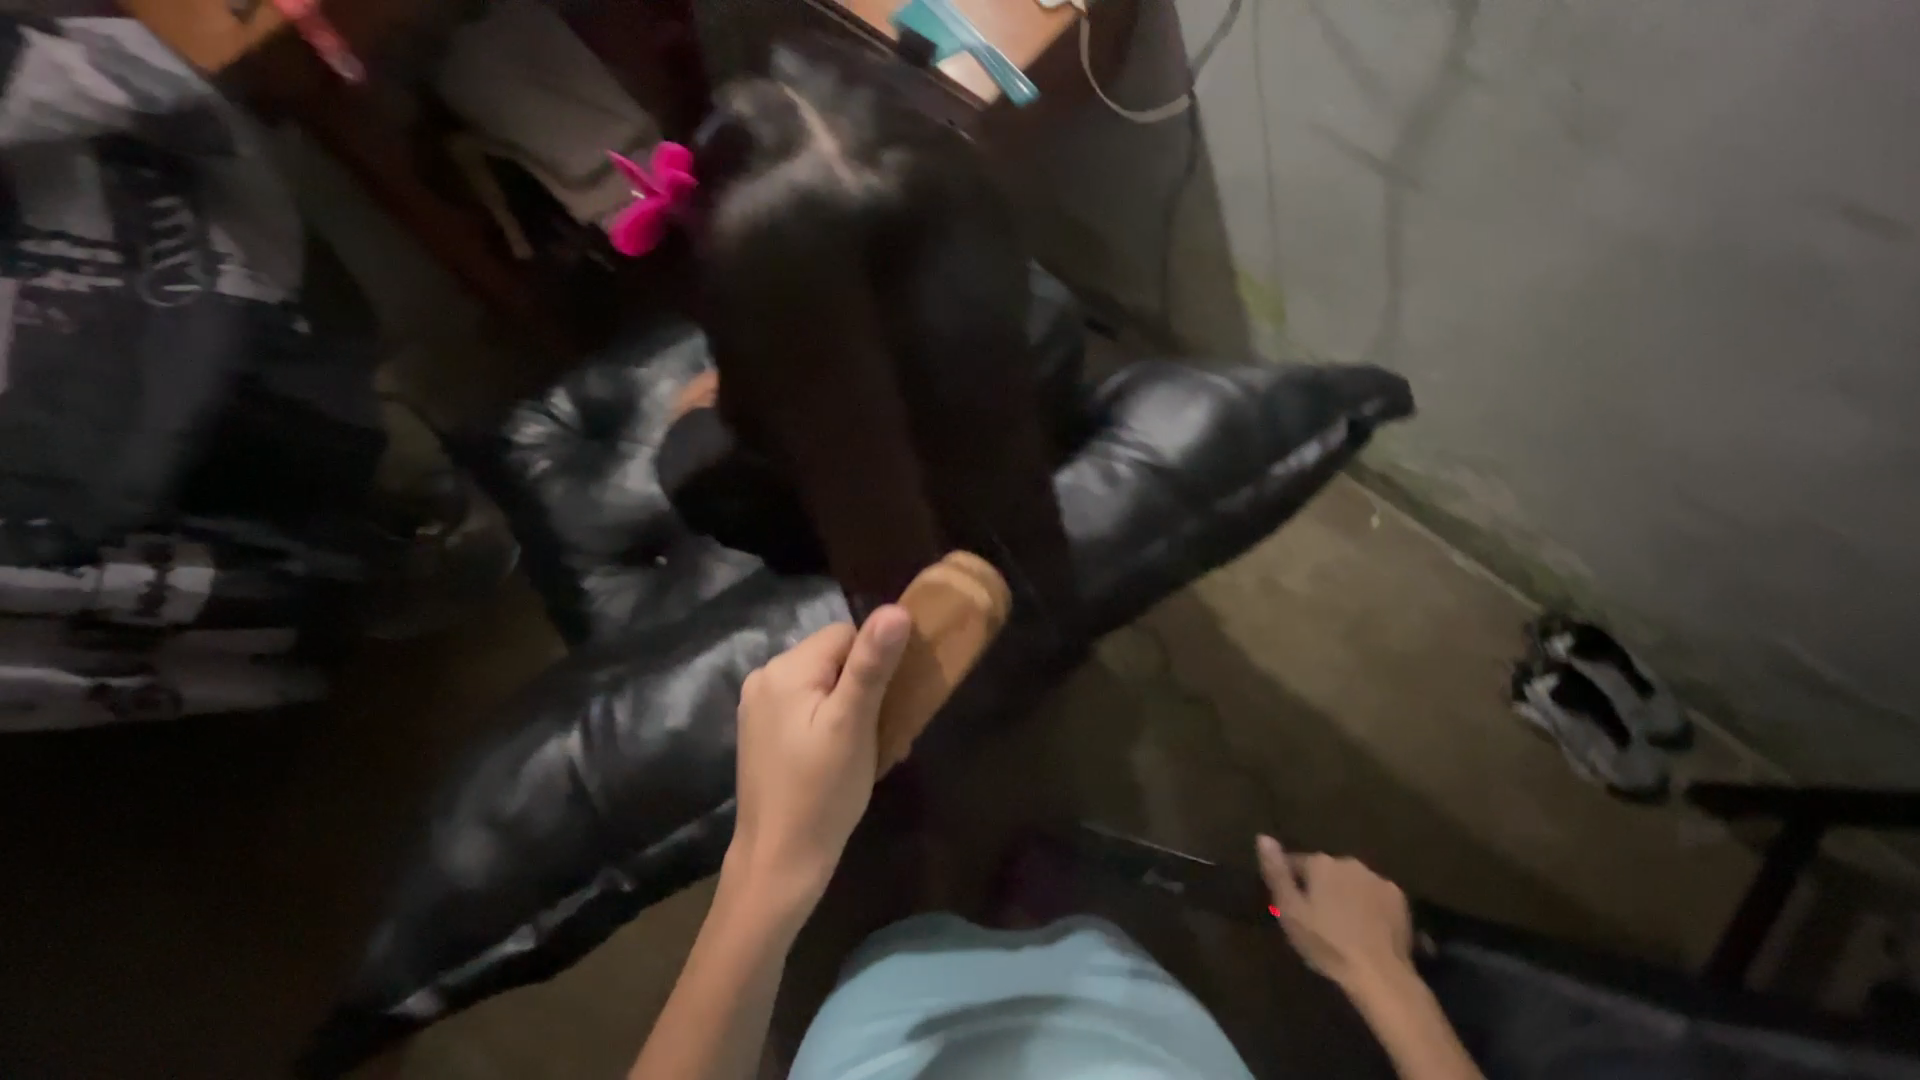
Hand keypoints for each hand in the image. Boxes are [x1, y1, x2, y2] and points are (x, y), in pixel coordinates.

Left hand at [729, 606, 911, 905]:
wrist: (780, 861)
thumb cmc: (823, 792)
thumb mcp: (854, 724)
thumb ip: (872, 665)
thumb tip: (896, 609)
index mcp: (785, 669)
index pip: (846, 635)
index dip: (875, 663)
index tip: (893, 702)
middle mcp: (764, 677)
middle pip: (833, 658)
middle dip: (866, 687)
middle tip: (886, 732)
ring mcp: (758, 706)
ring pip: (822, 684)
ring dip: (852, 707)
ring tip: (869, 747)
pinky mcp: (761, 732)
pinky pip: (807, 707)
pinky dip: (831, 722)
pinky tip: (843, 756)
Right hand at [1257, 835, 1412, 989]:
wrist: (1379, 974)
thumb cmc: (1326, 942)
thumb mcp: (1289, 910)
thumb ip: (1276, 872)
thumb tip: (1263, 837)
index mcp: (1321, 863)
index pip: (1296, 863)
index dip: (1291, 884)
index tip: (1291, 907)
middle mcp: (1350, 862)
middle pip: (1327, 871)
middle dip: (1321, 888)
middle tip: (1317, 919)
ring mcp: (1378, 879)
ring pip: (1352, 882)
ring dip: (1346, 895)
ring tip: (1343, 926)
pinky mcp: (1400, 899)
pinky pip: (1375, 896)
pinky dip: (1369, 905)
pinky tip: (1367, 929)